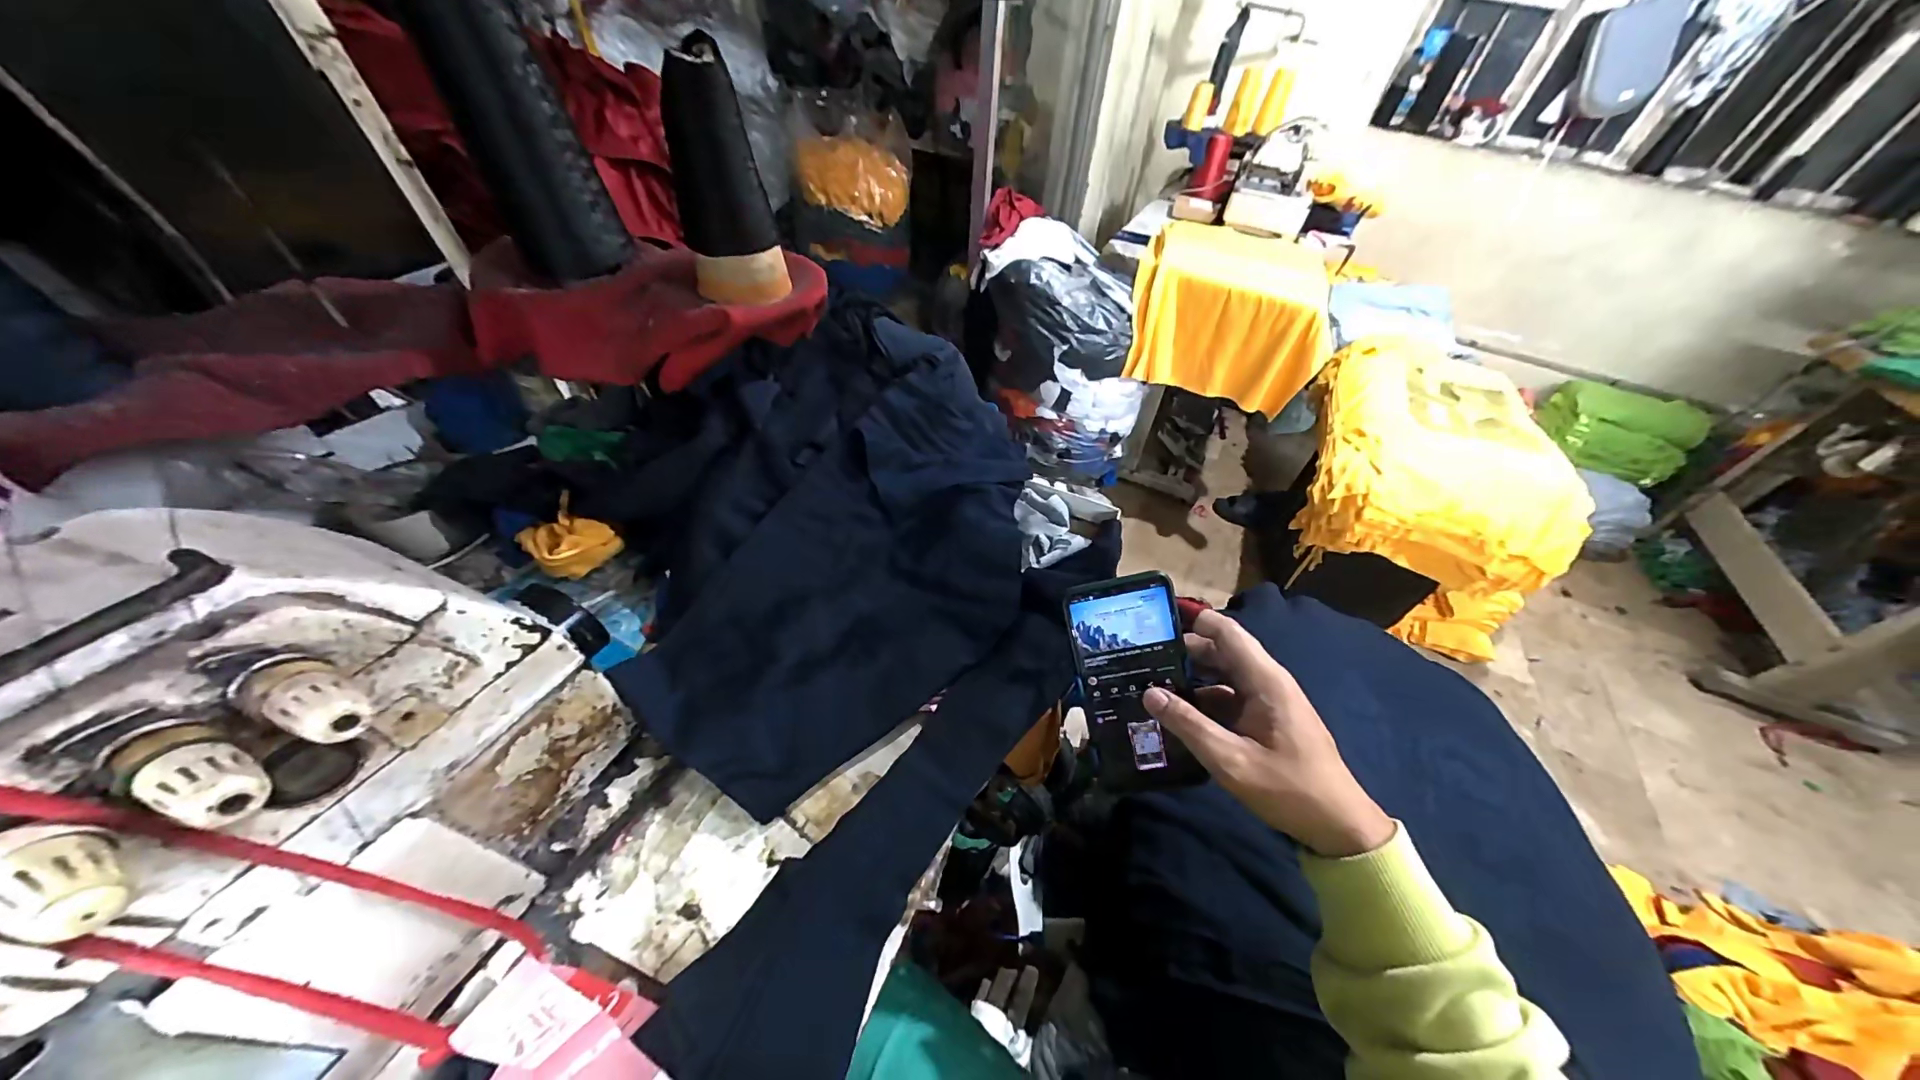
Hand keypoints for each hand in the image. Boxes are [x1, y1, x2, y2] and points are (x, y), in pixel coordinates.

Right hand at [1142, 609, 1393, 857]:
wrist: (1338, 825)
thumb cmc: (1288, 789)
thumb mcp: (1230, 760)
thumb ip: (1188, 724)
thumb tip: (1149, 693)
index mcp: (1265, 680)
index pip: (1226, 632)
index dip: (1192, 621)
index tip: (1154, 625)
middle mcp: (1267, 681)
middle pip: (1221, 650)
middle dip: (1183, 650)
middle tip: (1140, 658)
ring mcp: (1268, 700)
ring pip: (1222, 674)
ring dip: (1190, 675)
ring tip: (1150, 681)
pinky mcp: (1265, 718)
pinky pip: (1228, 695)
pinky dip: (1202, 697)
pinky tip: (1176, 711)